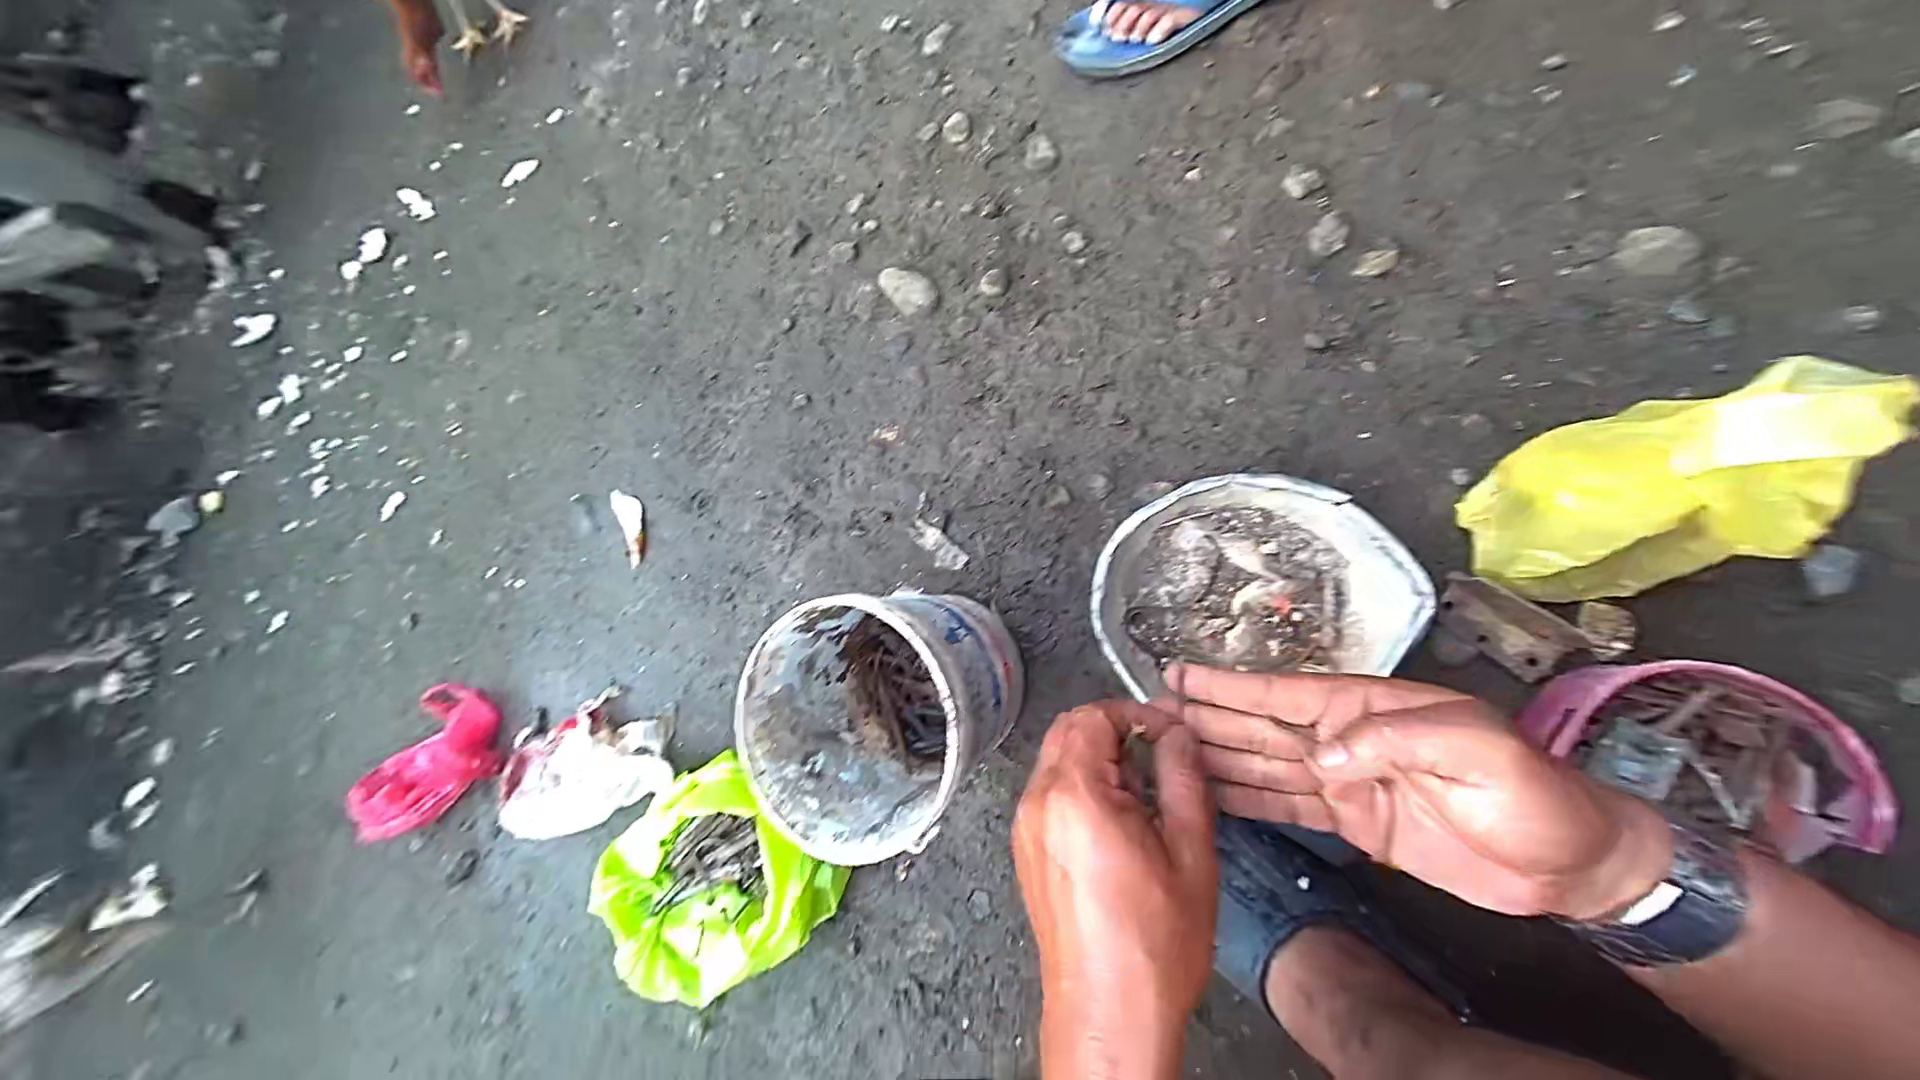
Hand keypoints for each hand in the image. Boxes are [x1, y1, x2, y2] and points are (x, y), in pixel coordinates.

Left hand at [1013, 700, 1215, 1079]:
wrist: (1107, 1010)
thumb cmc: (1152, 945)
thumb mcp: (1189, 852)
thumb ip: (1183, 778)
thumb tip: (1178, 733)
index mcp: (1074, 794)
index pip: (1093, 715)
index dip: (1135, 714)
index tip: (1167, 734)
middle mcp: (1038, 800)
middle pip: (1069, 729)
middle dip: (1115, 731)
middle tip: (1158, 762)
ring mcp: (1025, 823)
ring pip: (1058, 757)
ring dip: (1098, 758)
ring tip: (1142, 798)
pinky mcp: (1026, 844)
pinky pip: (1050, 789)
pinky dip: (1081, 784)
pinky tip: (1116, 822)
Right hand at [1164, 664, 1671, 920]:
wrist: (1570, 864)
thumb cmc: (1528, 792)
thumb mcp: (1474, 748)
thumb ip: (1391, 740)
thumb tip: (1320, 756)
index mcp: (1361, 708)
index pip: (1278, 693)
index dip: (1226, 685)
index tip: (1179, 675)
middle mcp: (1339, 737)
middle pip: (1257, 726)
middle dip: (1205, 717)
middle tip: (1155, 713)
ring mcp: (1340, 778)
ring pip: (1261, 763)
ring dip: (1215, 755)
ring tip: (1169, 749)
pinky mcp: (1347, 819)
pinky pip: (1283, 805)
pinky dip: (1245, 799)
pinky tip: (1211, 794)